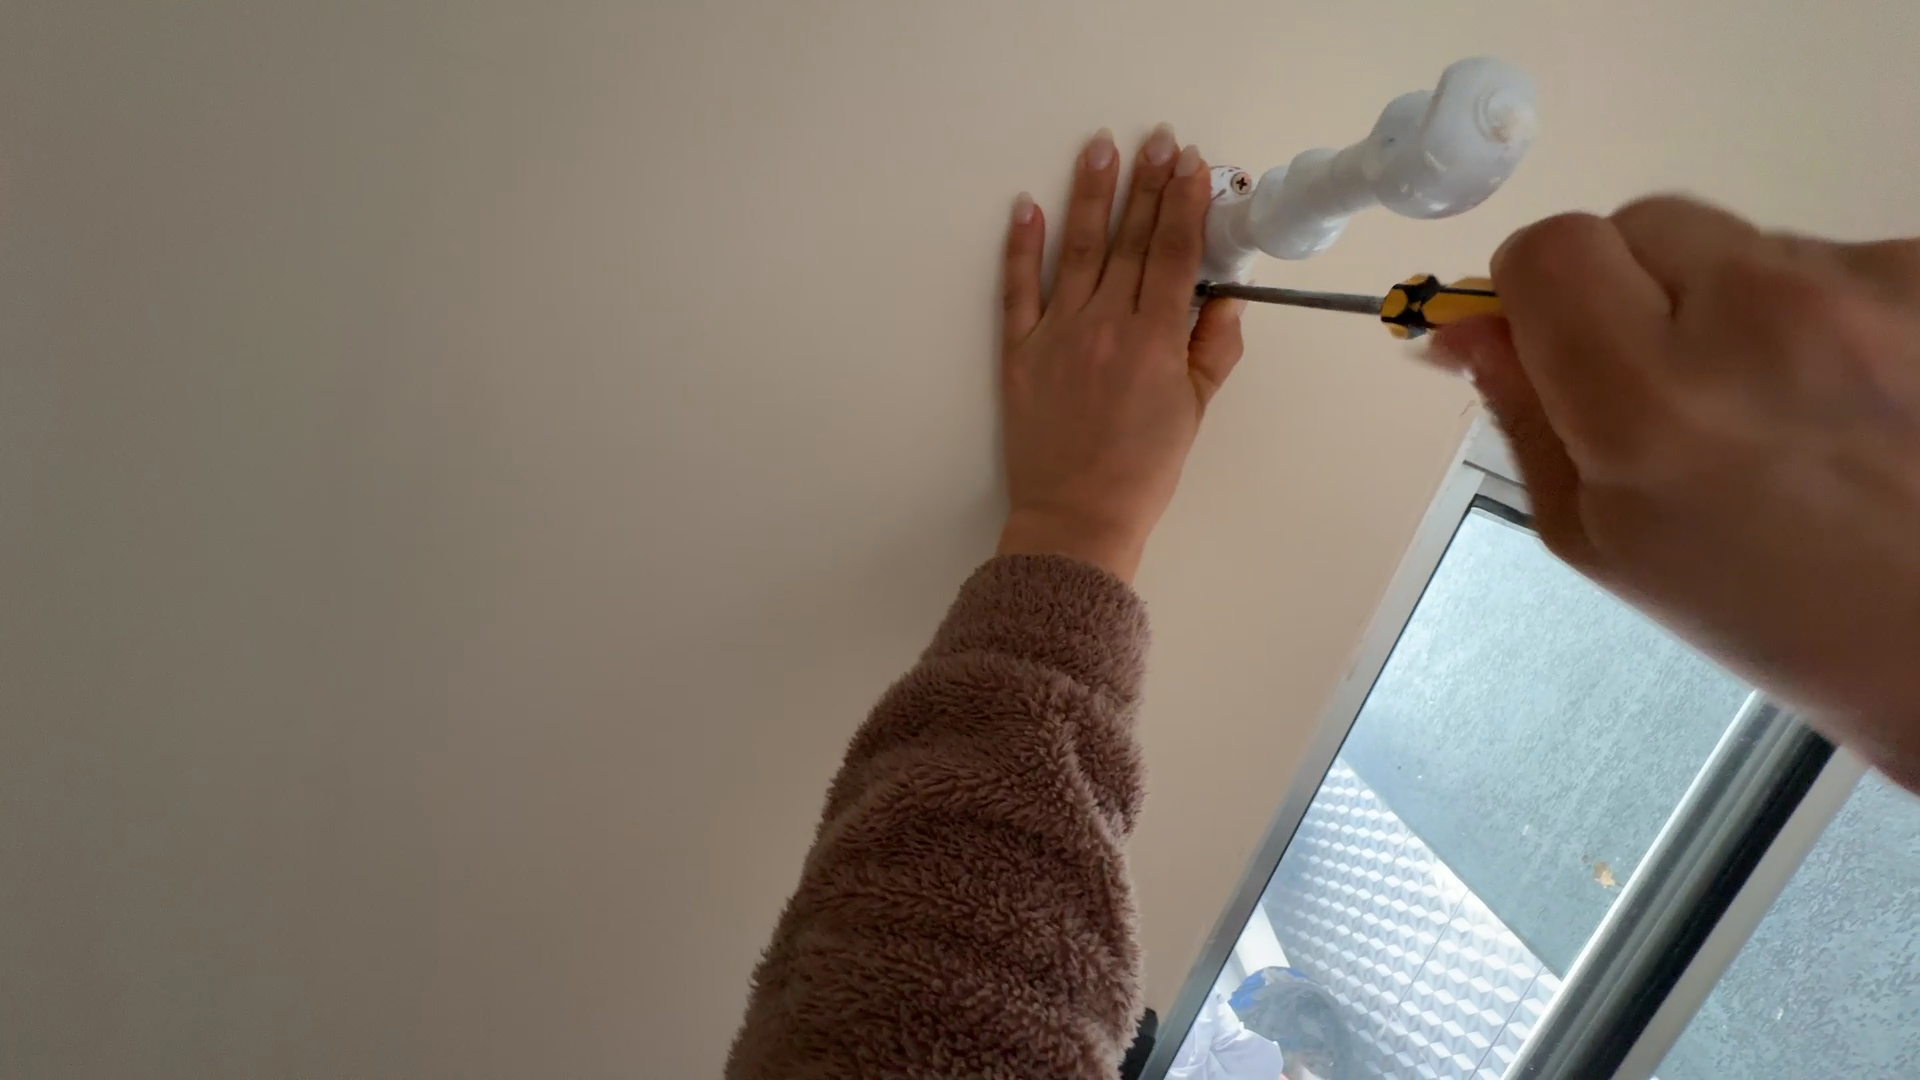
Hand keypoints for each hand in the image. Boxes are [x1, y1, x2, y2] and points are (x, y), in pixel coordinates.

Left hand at [996, 125, 1245, 581]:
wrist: (1076, 516)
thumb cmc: (1142, 471)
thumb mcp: (1194, 412)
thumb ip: (1214, 349)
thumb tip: (1226, 295)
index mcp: (1155, 339)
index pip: (1175, 254)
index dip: (1186, 204)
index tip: (1194, 164)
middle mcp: (1106, 325)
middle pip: (1131, 242)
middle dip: (1147, 185)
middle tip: (1157, 139)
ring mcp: (1057, 335)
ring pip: (1077, 251)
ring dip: (1090, 196)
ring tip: (1099, 148)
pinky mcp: (1018, 354)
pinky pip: (1017, 291)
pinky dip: (1020, 248)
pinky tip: (1027, 208)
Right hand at [1438, 196, 1919, 789]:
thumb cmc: (1740, 598)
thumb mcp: (1583, 526)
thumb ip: (1517, 411)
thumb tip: (1459, 330)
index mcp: (1648, 399)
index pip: (1551, 250)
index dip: (1520, 283)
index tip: (1531, 333)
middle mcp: (1766, 318)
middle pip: (1635, 222)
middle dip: (1607, 281)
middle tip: (1631, 365)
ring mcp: (1878, 287)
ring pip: (1731, 241)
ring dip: (1705, 297)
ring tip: (1748, 393)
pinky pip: (1823, 259)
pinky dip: (1795, 307)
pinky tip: (1823, 386)